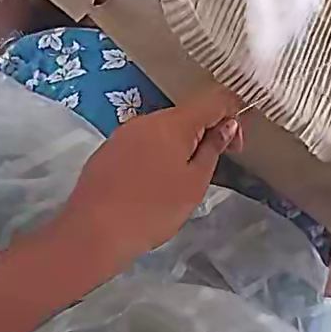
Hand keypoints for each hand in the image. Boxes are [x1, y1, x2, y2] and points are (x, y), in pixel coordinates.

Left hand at [55, 86, 245, 264]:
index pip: (213, 100)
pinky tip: (152, 184)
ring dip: (178, 147)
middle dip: (204, 134)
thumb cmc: (152, 210)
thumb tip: (226, 125)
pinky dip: (155, 156)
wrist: (94, 231)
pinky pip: (140, 144)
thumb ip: (212, 149)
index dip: (232, 114)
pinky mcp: (107, 151)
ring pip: (161, 131)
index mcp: (173, 123)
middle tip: (210, 168)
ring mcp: (122, 134)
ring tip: (179, 181)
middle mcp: (146, 120)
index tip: (236, 145)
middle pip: (185, 116)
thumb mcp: (194, 184)